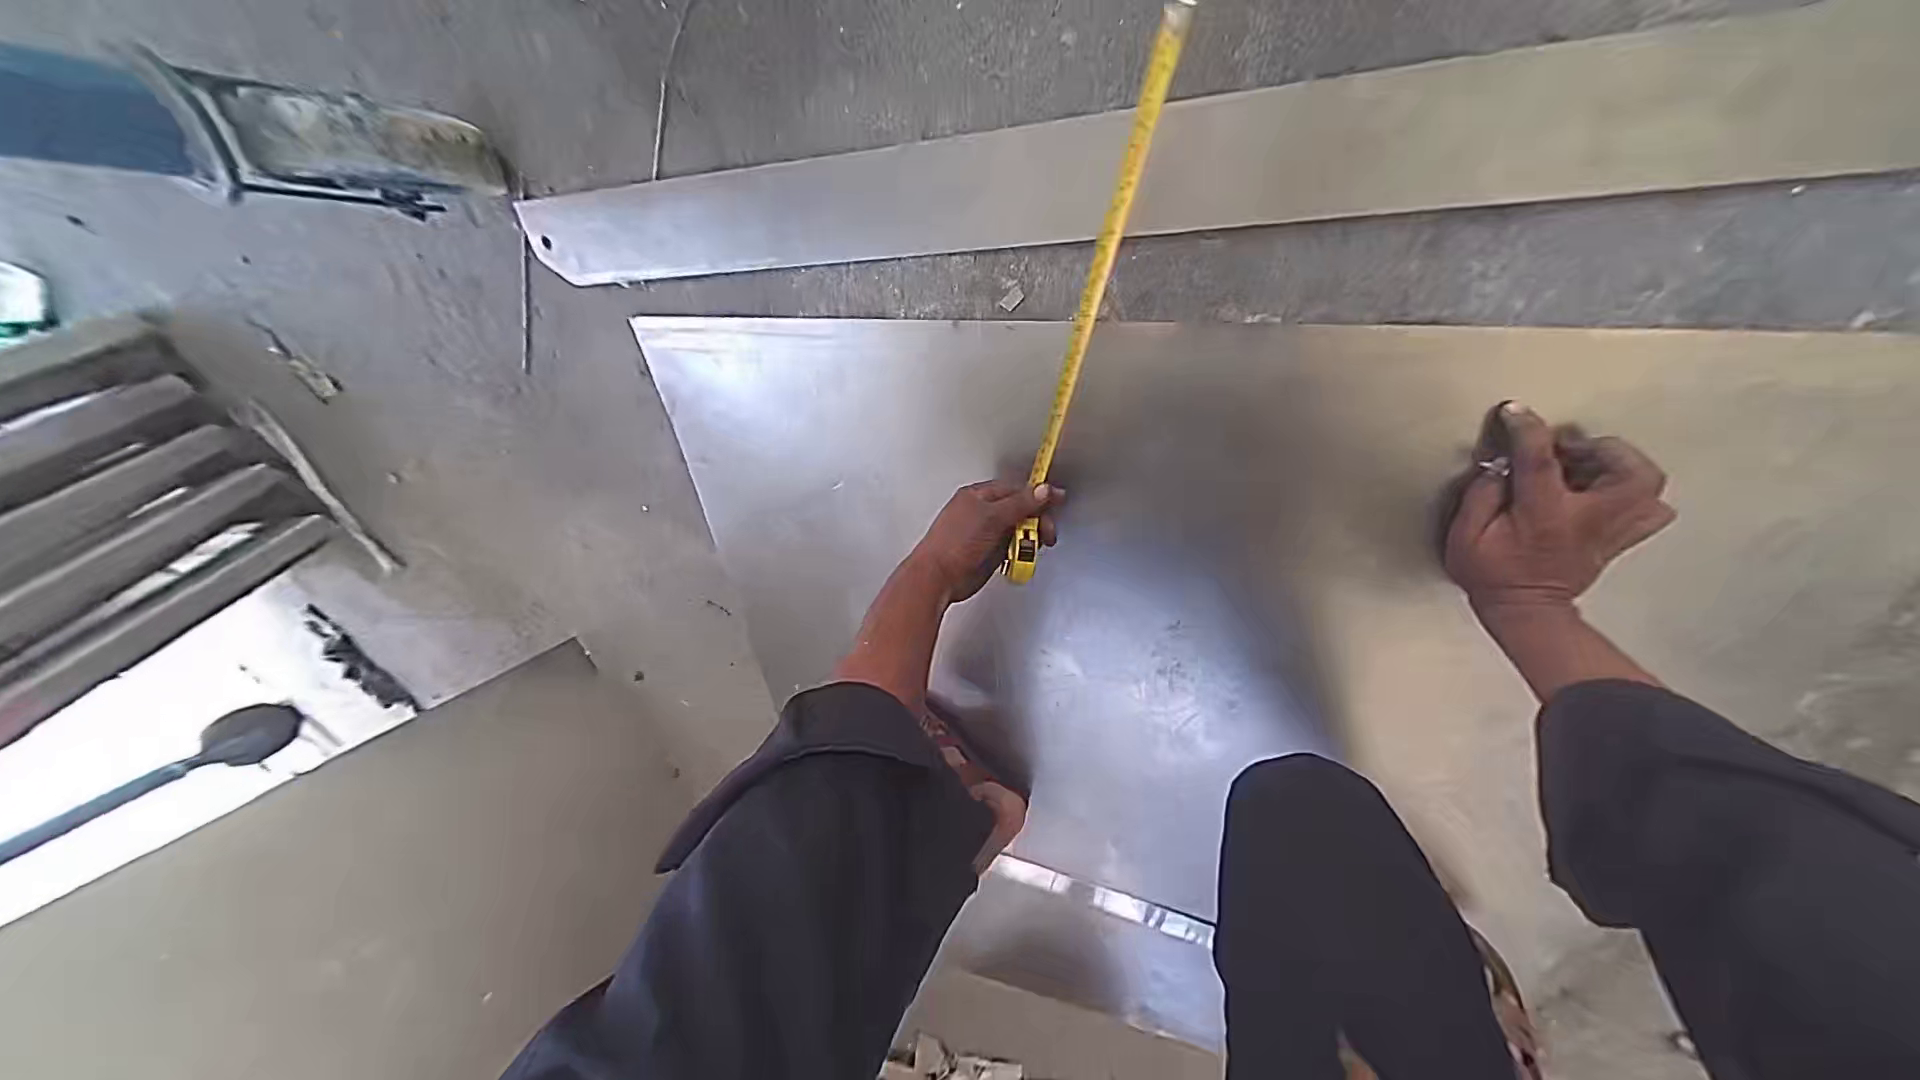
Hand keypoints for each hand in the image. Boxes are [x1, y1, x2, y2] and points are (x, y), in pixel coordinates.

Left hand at [908, 480, 1063, 602]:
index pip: (1016, 489)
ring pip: (1018, 530)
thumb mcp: (993, 517)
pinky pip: (1012, 548)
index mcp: (979, 495)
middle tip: (1046, 533)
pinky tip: (1020, 557)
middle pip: (1020, 510)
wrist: (938, 577)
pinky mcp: (988, 553)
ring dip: (1029, 538)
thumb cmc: (954, 544)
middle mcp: (982, 512)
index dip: (1038, 494)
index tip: (1056, 500)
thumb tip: (1043, 490)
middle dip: (1037, 520)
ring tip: (1030, 547)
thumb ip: (1021, 503)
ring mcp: (985, 533)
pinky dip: (1020, 552)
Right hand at [1445, 403, 1674, 614]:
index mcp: (1544, 515)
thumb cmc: (1489, 574)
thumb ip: (1479, 497)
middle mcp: (1589, 519)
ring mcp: (1612, 530)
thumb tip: (1497, 468)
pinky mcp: (1620, 539)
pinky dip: (1637, 493)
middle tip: (1564, 447)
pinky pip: (1652, 509)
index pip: (1540, 460)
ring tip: (1586, 466)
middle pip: (1626, 468)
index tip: (1513, 411)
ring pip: (1647, 485)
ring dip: (1619, 466)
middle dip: (1598, 447)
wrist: (1523, 610)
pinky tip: (1607, 491)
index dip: (1526, 430)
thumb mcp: (1464, 537)